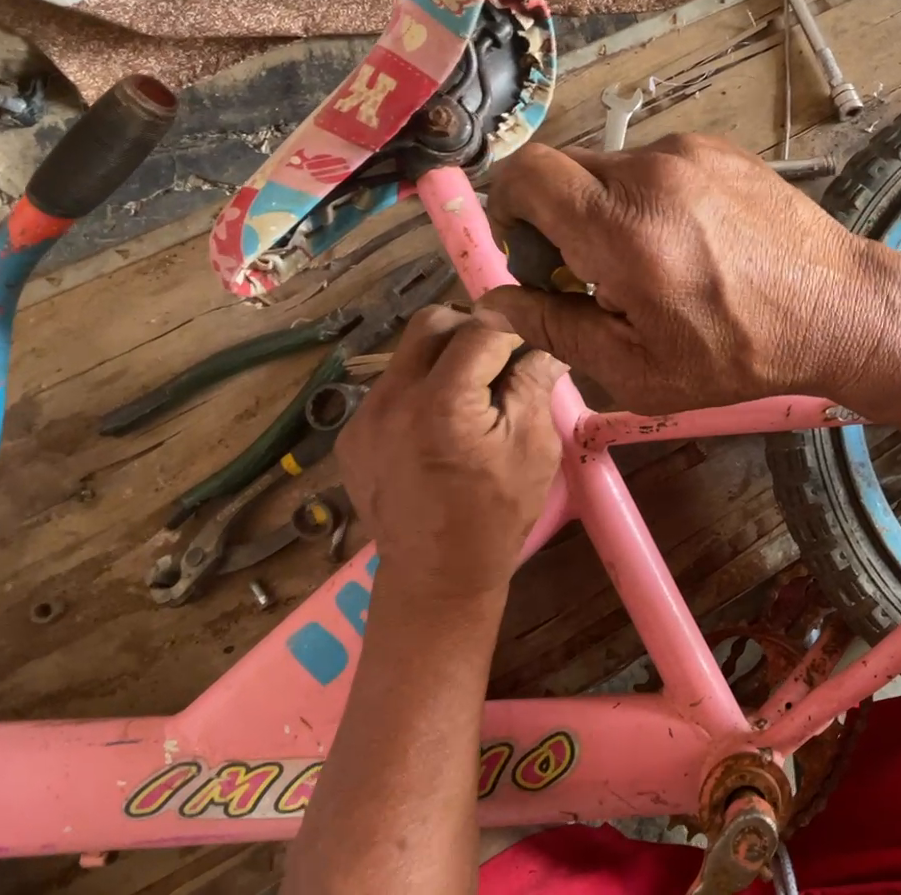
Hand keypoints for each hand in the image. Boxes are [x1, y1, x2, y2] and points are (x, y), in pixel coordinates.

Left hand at [335, 306, 565, 602]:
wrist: (436, 576)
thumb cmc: (497, 516)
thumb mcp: (533, 449)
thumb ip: (533, 386)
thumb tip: (547, 345)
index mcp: (443, 404)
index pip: (480, 330)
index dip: (513, 328)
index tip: (532, 338)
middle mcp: (393, 400)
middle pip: (432, 324)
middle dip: (471, 329)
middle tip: (500, 360)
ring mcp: (364, 417)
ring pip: (407, 354)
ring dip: (445, 359)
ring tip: (473, 397)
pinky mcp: (352, 435)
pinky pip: (391, 388)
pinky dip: (422, 390)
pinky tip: (442, 427)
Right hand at [479, 135, 900, 412]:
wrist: (841, 310)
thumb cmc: (742, 353)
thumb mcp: (639, 369)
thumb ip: (556, 328)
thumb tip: (495, 301)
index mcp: (624, 226)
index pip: (524, 174)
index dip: (509, 210)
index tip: (536, 256)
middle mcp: (653, 171)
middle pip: (567, 173)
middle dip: (562, 221)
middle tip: (600, 277)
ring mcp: (692, 153)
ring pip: (614, 171)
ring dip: (612, 213)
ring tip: (659, 268)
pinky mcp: (722, 150)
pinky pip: (659, 167)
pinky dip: (654, 201)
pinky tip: (693, 246)